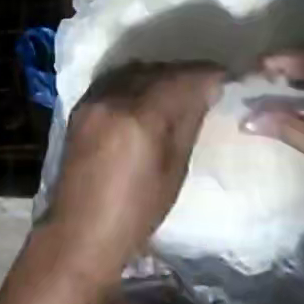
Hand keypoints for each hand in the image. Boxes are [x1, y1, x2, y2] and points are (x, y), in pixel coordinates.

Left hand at [46, 61, 225, 278]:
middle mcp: (115, 98)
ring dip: (159, 74)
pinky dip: (135, 81)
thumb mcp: (174, 170)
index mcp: (141, 118)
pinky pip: (115, 80)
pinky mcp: (81, 106)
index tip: (223, 76)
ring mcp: (94, 99)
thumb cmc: (136, 213)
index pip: (180, 79)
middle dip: (183, 73)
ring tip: (176, 88)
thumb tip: (206, 91)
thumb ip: (188, 122)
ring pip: (135, 70)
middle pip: (157, 70)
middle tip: (204, 84)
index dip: (205, 74)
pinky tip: (146, 94)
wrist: (80, 233)